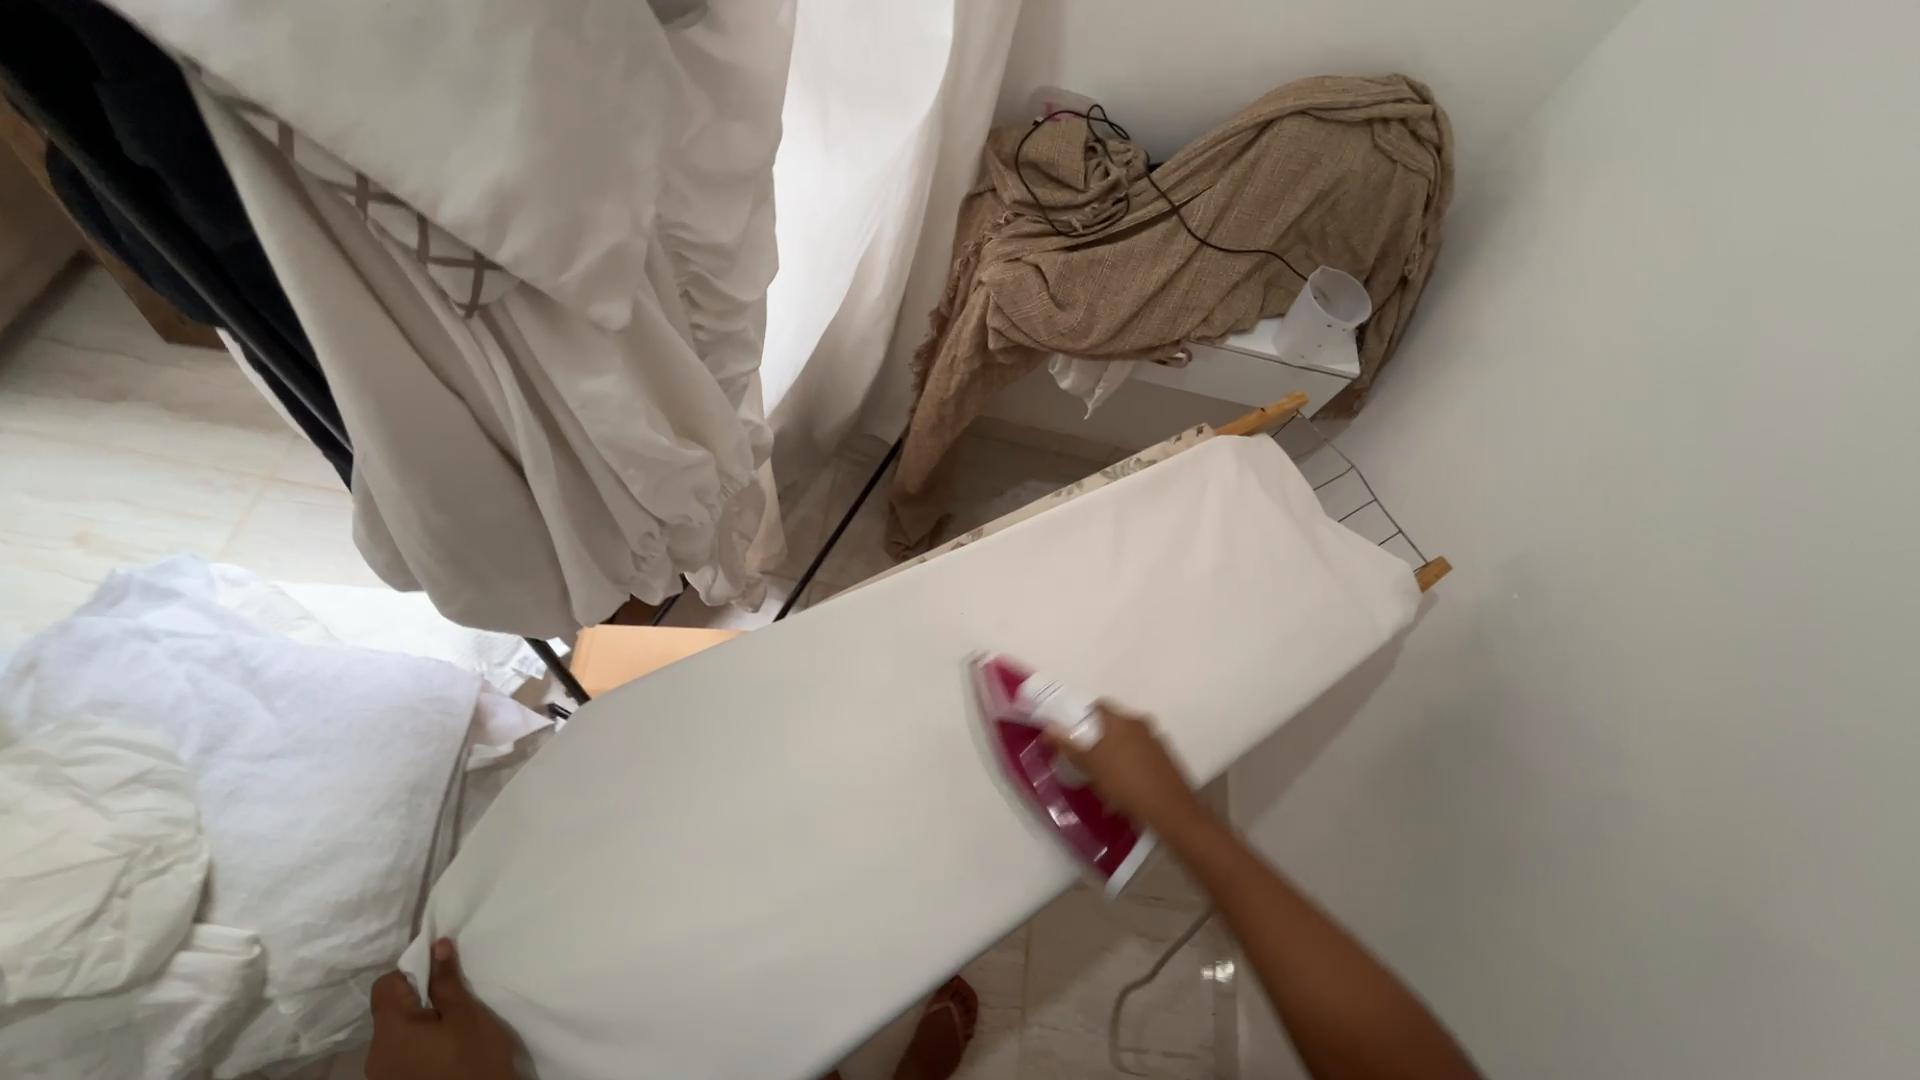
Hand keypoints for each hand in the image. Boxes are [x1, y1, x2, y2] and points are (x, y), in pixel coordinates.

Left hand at [367, 940, 518, 1079]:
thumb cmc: (473, 1057)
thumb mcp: (465, 1013)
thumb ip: (446, 980)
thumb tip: (436, 945)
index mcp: (390, 1031)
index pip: (384, 985)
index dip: (412, 970)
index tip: (441, 973)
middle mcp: (375, 1053)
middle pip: (388, 1008)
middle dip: (418, 995)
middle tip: (453, 998)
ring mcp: (381, 1072)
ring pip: (394, 1029)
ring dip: (419, 1018)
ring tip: (451, 1023)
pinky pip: (398, 1049)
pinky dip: (418, 1039)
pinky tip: (443, 1046)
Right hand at [1048, 704, 1207, 834]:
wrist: (1171, 810)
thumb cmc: (1125, 783)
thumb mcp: (1091, 766)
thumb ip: (1069, 746)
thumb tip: (1049, 728)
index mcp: (1121, 721)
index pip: (1098, 706)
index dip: (1083, 716)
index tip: (1073, 732)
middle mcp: (1141, 724)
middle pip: (1114, 724)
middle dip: (1099, 738)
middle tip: (1087, 758)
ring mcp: (1157, 741)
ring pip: (1129, 741)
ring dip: (1116, 753)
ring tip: (1106, 777)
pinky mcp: (1168, 758)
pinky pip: (1142, 755)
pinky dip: (1132, 764)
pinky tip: (1126, 787)